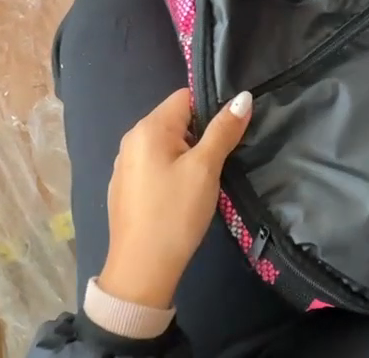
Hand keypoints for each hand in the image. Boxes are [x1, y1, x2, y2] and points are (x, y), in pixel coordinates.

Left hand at [97, 88, 252, 308]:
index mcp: (149, 127)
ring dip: (188, 153)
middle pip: (176, 119)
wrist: (140, 272)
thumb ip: (223, 129)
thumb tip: (243, 96)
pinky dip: (171, 170)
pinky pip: (155, 164)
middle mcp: (132, 138)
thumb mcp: (205, 169)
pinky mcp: (125, 187)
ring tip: (206, 178)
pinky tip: (182, 195)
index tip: (229, 131)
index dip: (211, 109)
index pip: (185, 97)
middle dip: (201, 133)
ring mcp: (125, 164)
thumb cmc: (175, 213)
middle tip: (221, 158)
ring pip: (166, 144)